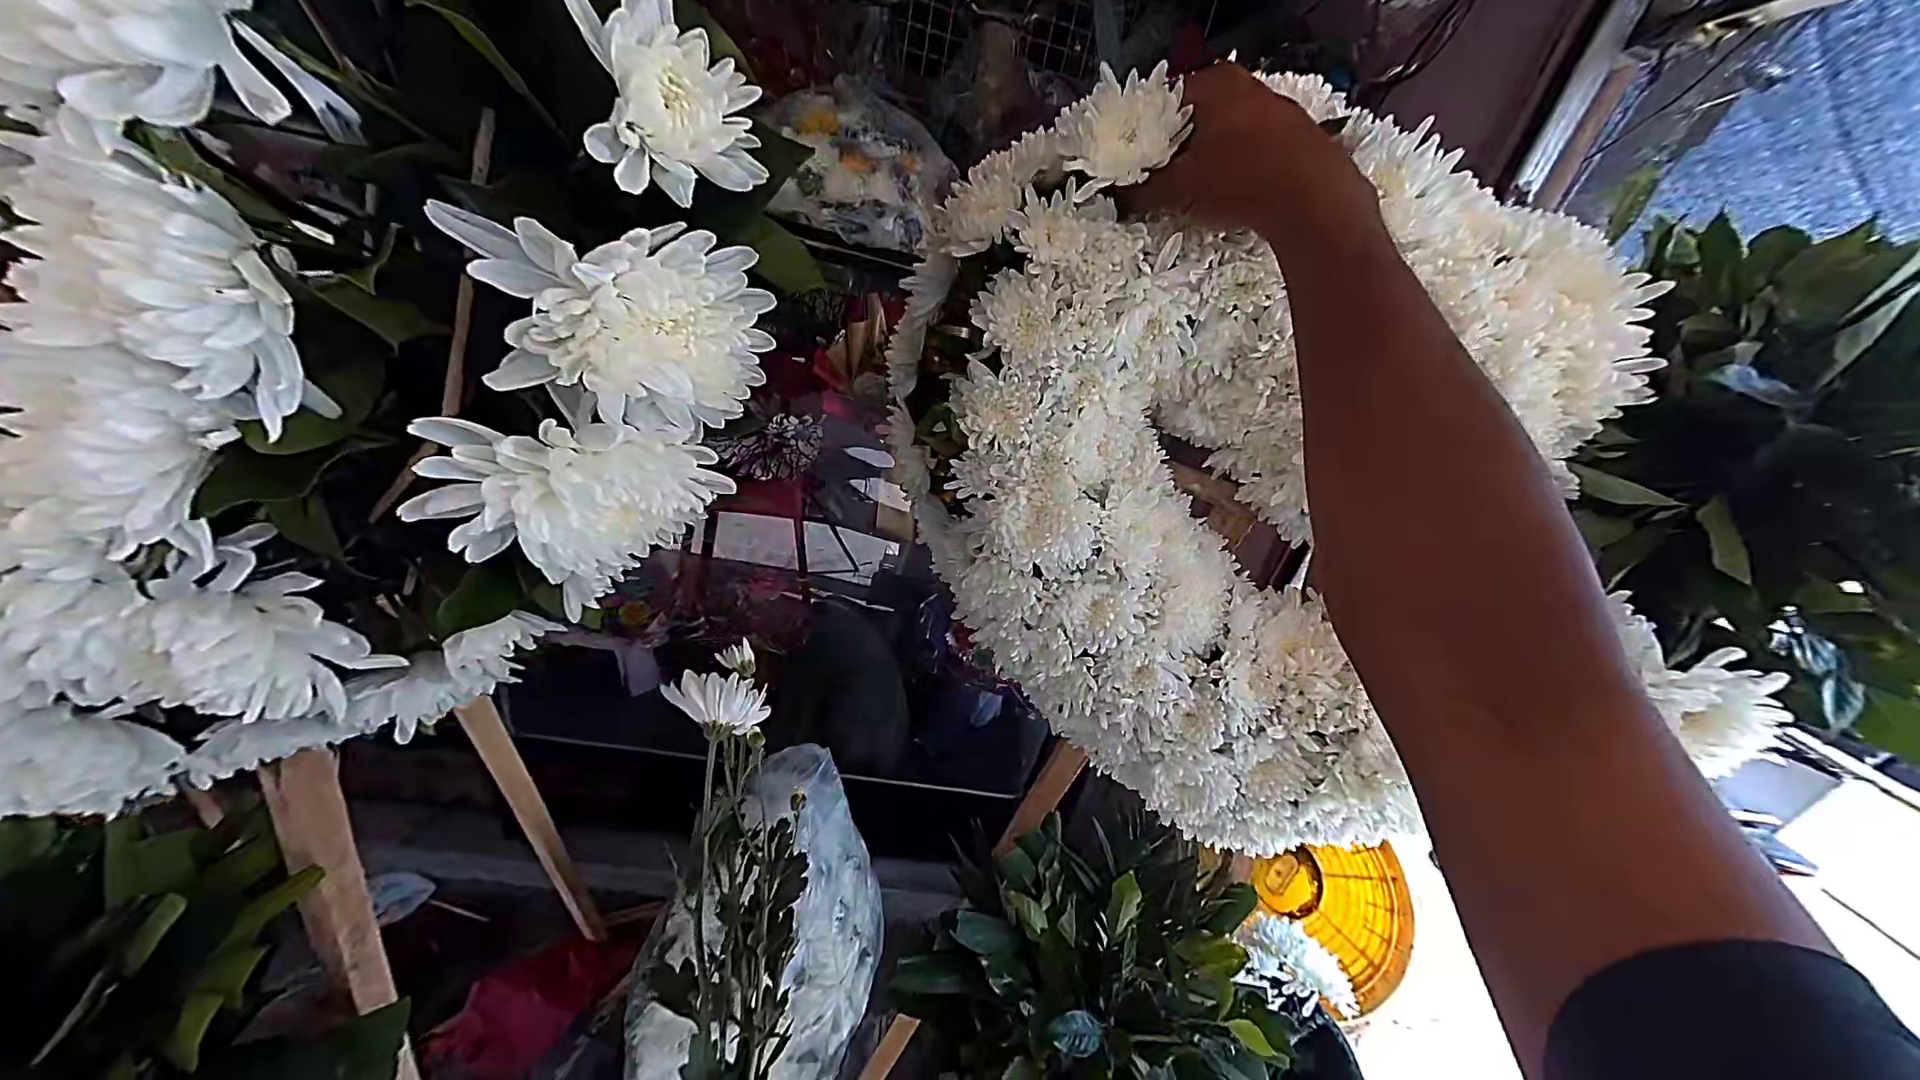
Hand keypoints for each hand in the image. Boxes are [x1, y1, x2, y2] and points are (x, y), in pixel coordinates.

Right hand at [1128, 63, 1383, 244]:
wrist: (1311, 200)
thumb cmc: (1239, 181)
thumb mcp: (1178, 189)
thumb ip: (1140, 190)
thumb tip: (1116, 195)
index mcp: (1213, 82)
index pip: (1160, 102)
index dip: (1141, 135)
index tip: (1131, 162)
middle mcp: (1244, 85)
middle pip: (1191, 118)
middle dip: (1171, 150)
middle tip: (1155, 182)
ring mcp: (1272, 109)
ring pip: (1219, 135)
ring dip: (1200, 162)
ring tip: (1188, 194)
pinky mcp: (1290, 136)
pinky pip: (1246, 150)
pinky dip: (1230, 169)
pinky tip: (1225, 196)